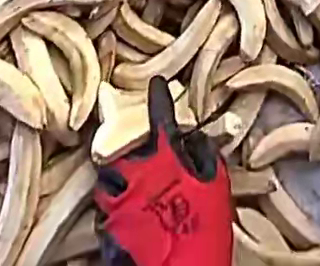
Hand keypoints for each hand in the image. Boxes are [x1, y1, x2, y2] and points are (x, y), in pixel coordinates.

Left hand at [95, 77, 233, 265]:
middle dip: (122, 145)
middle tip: (133, 153)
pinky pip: (103, 208)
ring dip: (115, 178)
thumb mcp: (216, 188)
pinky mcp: (105, 226)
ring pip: (106, 177)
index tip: (156, 85)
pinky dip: (113, 208)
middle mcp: (134, 169)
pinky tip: (126, 215)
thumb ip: (204, 155)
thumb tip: (193, 138)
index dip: (159, 96)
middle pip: (118, 145)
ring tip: (128, 187)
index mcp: (164, 154)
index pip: (160, 114)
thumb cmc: (202, 234)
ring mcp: (116, 197)